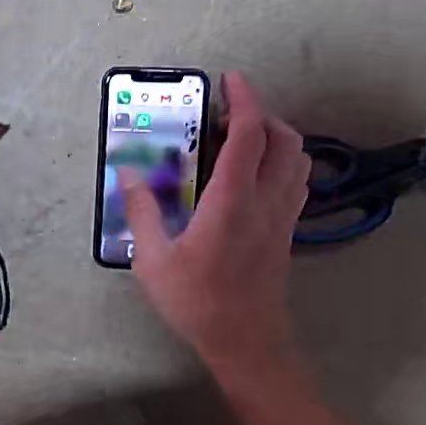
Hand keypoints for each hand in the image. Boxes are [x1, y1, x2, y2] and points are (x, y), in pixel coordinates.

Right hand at [119, 72, 308, 372]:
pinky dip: (281, 162)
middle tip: (226, 114)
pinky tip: (252, 174)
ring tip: (240, 139)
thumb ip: (141, 211)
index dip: (243, 100)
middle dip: (261, 114)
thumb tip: (128, 174)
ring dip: (275, 137)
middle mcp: (266, 201)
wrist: (247, 344)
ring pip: (297, 159)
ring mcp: (283, 217)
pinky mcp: (287, 232)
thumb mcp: (153, 260)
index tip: (230, 80)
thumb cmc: (198, 303)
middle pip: (285, 139)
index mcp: (232, 201)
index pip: (250, 135)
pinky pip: (296, 182)